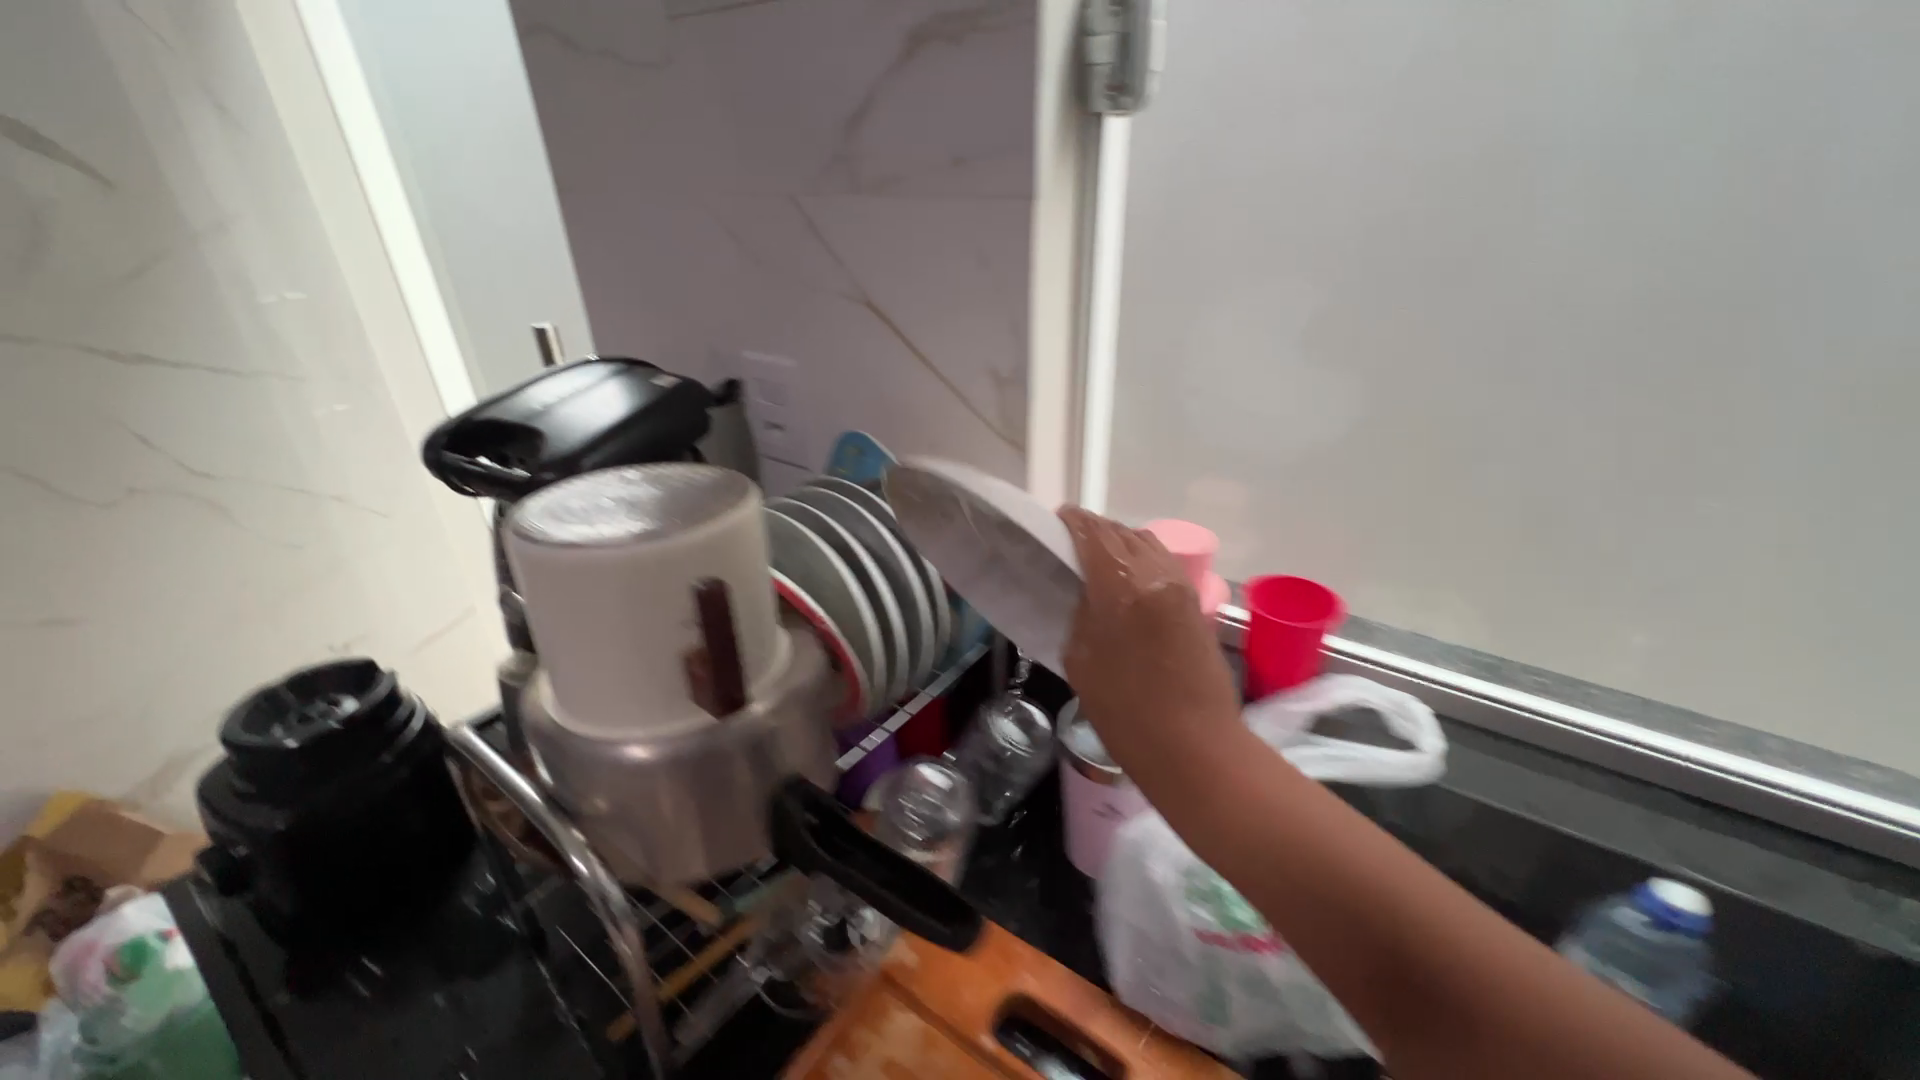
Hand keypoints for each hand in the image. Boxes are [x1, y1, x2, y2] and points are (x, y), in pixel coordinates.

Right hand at [1057, 508, 1243, 774]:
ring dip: (1120, 543)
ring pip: (1147, 543)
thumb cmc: (1125, 713)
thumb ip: (1080, 612)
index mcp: (1122, 587)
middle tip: (1069, 542)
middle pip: (1121, 532)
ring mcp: (1182, 586)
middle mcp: (1156, 574)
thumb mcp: (1080, 659)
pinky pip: (1163, 563)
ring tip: (1097, 559)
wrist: (1195, 747)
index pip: (1093, 533)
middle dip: (1094, 530)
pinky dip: (1141, 560)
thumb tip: (1082, 591)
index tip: (1054, 522)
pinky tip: (1126, 579)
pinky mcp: (1196, 602)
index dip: (1071, 522)